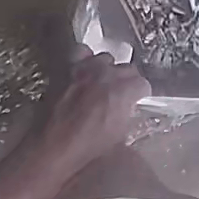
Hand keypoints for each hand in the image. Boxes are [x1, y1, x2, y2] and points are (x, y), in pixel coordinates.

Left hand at [34, 51, 150, 179]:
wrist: (55, 144)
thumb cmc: (88, 145)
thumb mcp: (120, 135)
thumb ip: (129, 115)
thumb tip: (131, 112)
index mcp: (124, 90)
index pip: (143, 84)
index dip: (140, 95)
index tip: (137, 101)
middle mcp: (106, 74)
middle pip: (128, 68)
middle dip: (127, 81)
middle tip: (121, 95)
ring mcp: (85, 68)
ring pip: (106, 59)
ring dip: (107, 70)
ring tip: (102, 84)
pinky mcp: (66, 68)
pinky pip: (81, 52)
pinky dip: (85, 59)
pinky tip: (84, 71)